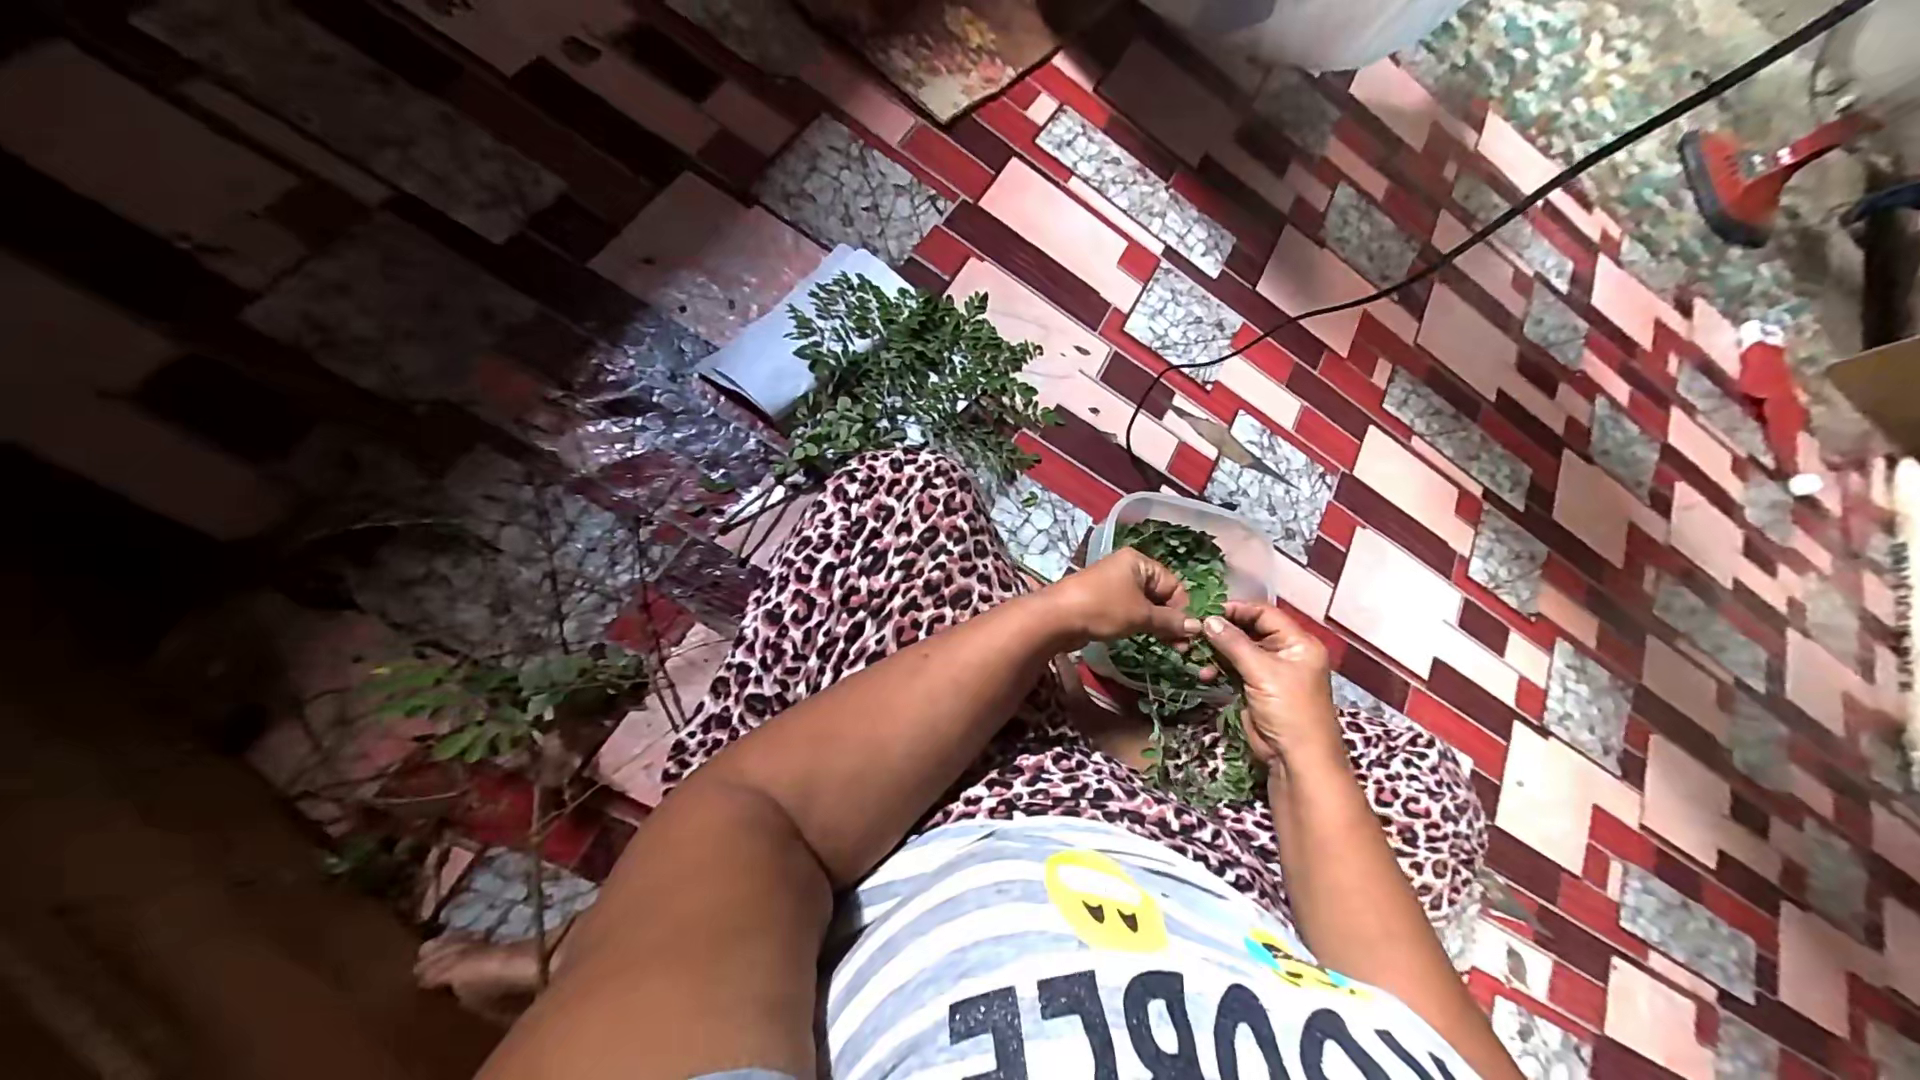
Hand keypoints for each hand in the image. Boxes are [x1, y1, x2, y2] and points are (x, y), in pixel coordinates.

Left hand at [1042, 548, 1202, 645]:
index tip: (1188, 634)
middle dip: (1171, 619)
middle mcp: (1126, 569)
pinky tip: (1146, 639)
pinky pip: (1129, 611)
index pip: (1173, 584)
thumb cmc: (1103, 608)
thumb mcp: (1141, 615)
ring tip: (1169, 647)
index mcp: (1138, 562)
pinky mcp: (1102, 601)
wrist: (1057, 618)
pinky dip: (1139, 624)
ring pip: (1144, 605)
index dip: (1182, 609)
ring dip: (1157, 625)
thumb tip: (1198, 626)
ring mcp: (1113, 585)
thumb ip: (1170, 621)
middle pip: (1159, 594)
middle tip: (1181, 646)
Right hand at [1200, 601, 1341, 766]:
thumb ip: (1233, 643)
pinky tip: (1204, 674)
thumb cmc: (1289, 709)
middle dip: (1222, 631)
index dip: (1237, 610)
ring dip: (1216, 652)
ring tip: (1195, 653)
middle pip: (1249, 631)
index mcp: (1298, 643)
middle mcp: (1285, 653)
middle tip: (1195, 630)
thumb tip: (1208, 620)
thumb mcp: (1262, 671)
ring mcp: (1270, 671)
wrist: (1296, 759)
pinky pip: (1233, 669)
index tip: (1207, 611)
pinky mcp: (1255, 688)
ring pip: (1237, 650)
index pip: (1265, 614)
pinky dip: (1218, 669)